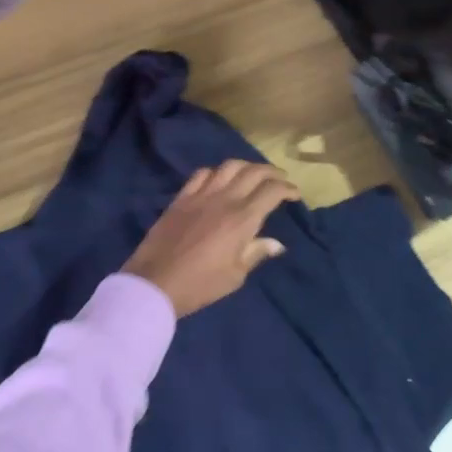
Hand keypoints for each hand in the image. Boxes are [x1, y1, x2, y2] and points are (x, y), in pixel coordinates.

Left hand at [121, 159, 300, 316]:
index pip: (271, 191)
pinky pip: (202, 174)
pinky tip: (220, 179)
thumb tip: (276, 243)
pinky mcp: (181, 197)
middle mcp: (224, 199)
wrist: (156, 282)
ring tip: (254, 174)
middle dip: (272, 172)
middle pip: (253, 172)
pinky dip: (216, 172)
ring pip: (229, 166)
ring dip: (247, 166)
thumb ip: (256, 253)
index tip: (295, 194)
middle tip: (281, 180)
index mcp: (242, 219)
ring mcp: (201, 195)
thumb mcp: (235, 275)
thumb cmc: (200, 285)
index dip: (287, 189)